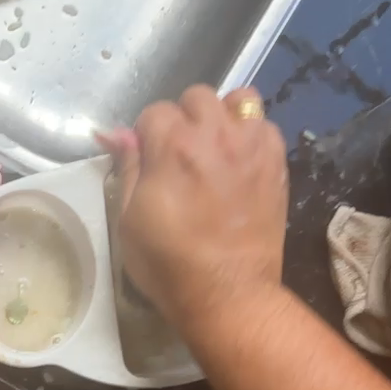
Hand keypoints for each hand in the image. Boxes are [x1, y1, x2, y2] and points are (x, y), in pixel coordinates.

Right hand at [100, 86, 289, 329]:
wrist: (227, 292)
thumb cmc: (167, 264)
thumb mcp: (128, 220)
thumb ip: (127, 168)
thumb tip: (114, 133)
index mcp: (172, 147)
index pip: (153, 113)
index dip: (145, 137)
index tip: (146, 163)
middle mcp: (215, 133)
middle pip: (195, 97)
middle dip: (182, 120)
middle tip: (177, 157)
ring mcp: (252, 143)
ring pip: (237, 100)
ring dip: (220, 117)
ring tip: (213, 150)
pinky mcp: (276, 160)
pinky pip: (263, 124)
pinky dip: (248, 135)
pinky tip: (237, 164)